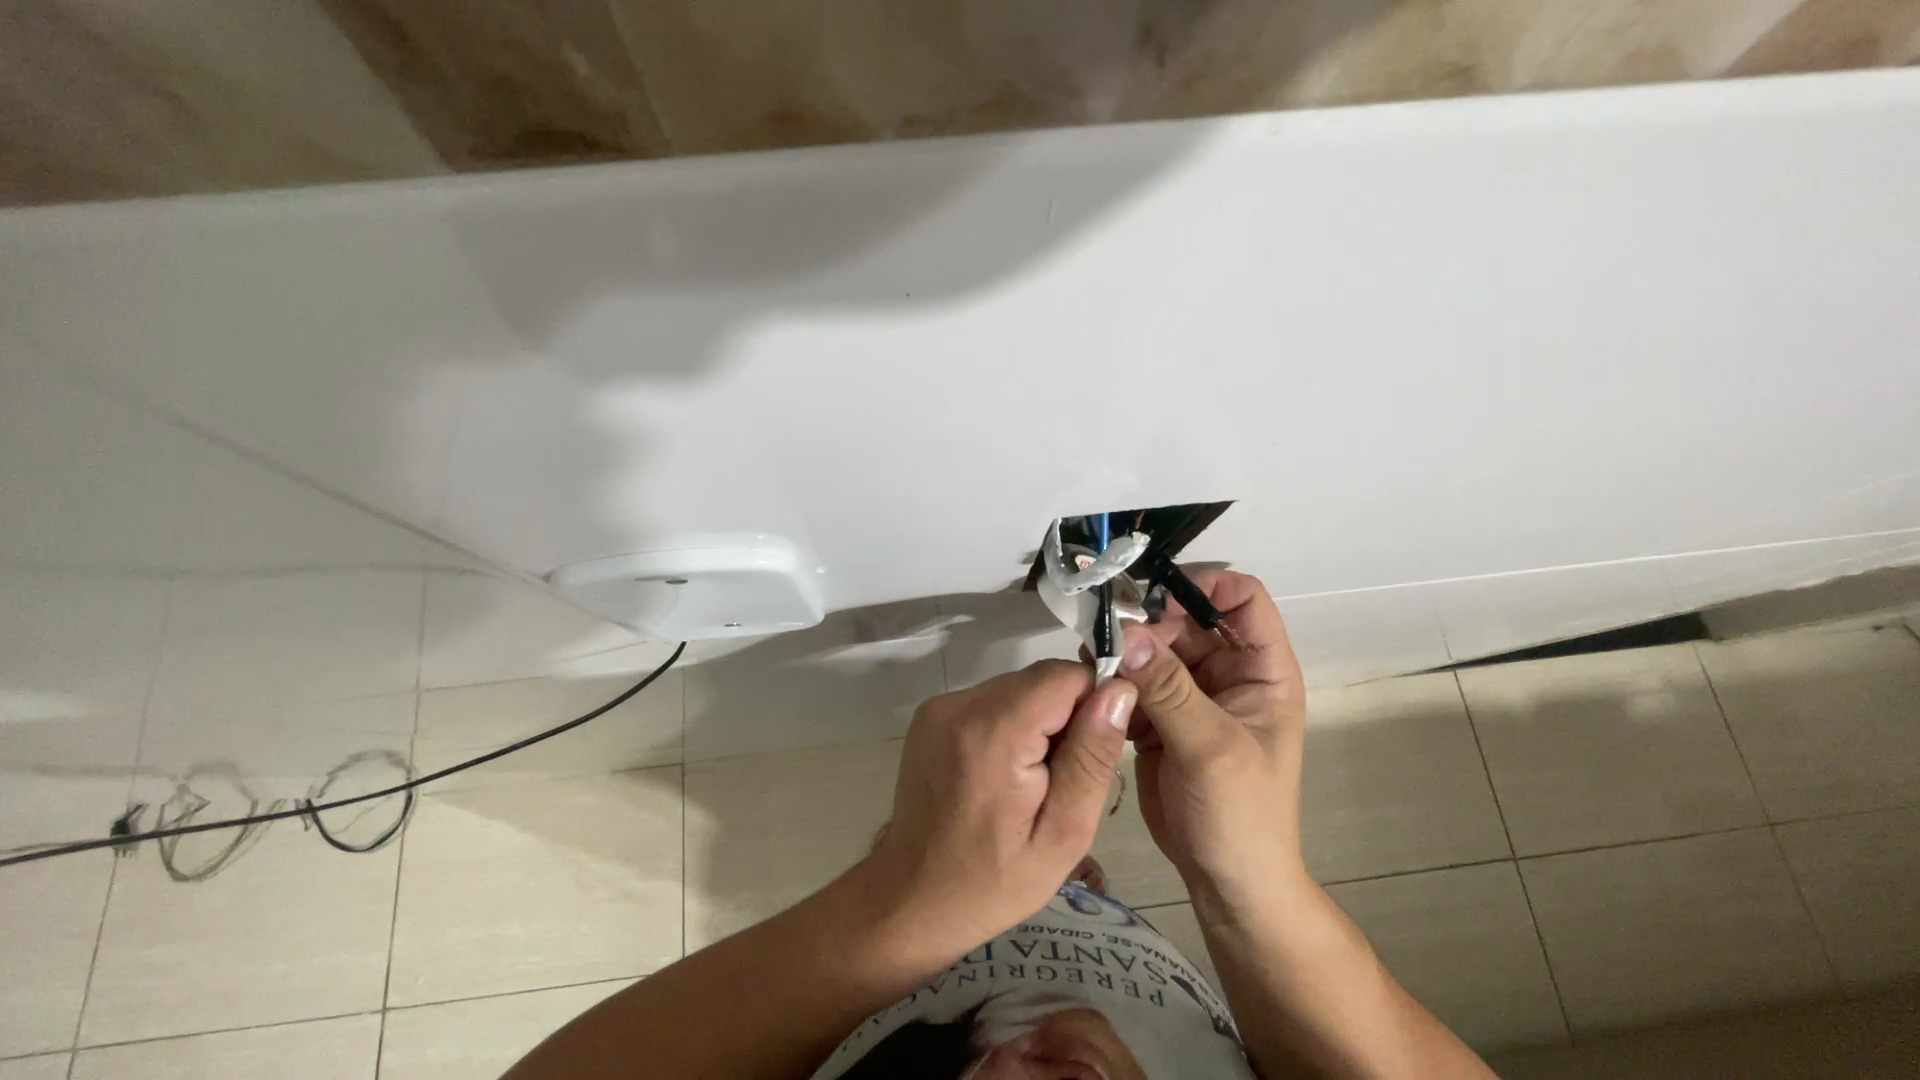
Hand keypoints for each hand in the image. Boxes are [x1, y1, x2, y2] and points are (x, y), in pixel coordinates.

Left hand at [855, 662, 1136, 969]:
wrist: (913, 896)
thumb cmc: (993, 881)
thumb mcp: (1063, 834)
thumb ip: (1091, 758)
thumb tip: (1119, 692)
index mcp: (992, 733)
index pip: (1064, 676)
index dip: (1093, 703)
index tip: (1094, 751)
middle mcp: (960, 705)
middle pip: (1040, 679)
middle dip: (1066, 716)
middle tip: (1062, 779)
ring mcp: (939, 707)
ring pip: (1018, 687)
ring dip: (1039, 721)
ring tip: (1034, 782)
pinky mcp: (931, 715)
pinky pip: (992, 700)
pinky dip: (1011, 724)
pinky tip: (1006, 773)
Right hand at [1117, 569, 1309, 907]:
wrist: (1226, 881)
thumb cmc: (1241, 814)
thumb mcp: (1211, 747)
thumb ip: (1169, 689)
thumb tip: (1128, 632)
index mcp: (1262, 671)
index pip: (1242, 599)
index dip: (1202, 587)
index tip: (1152, 599)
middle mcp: (1227, 674)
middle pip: (1187, 619)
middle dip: (1149, 621)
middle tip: (1109, 636)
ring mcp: (1190, 696)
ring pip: (1155, 648)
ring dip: (1125, 648)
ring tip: (1092, 656)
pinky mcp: (1158, 719)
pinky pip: (1133, 682)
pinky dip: (1112, 678)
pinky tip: (1088, 680)